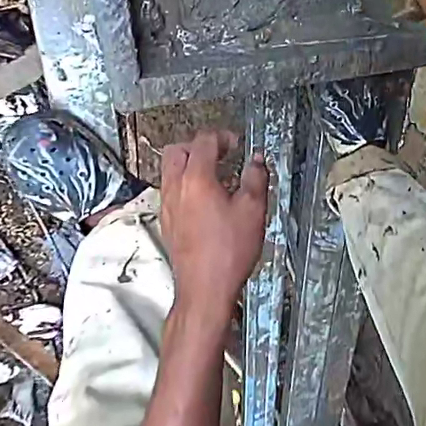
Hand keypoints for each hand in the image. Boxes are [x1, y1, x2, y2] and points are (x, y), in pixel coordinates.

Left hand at [159, 131, 269, 328]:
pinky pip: (171, 191)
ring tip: (216, 175)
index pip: (203, 142)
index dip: (222, 137)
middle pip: (176, 151)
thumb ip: (256, 178)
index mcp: (196, 179)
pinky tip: (208, 200)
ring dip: (190, 165)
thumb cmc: (228, 252)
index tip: (236, 143)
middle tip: (221, 152)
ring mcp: (167, 207)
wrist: (205, 288)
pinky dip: (186, 186)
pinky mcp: (167, 223)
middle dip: (199, 146)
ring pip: (170, 171)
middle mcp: (175, 189)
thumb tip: (257, 162)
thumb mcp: (253, 209)